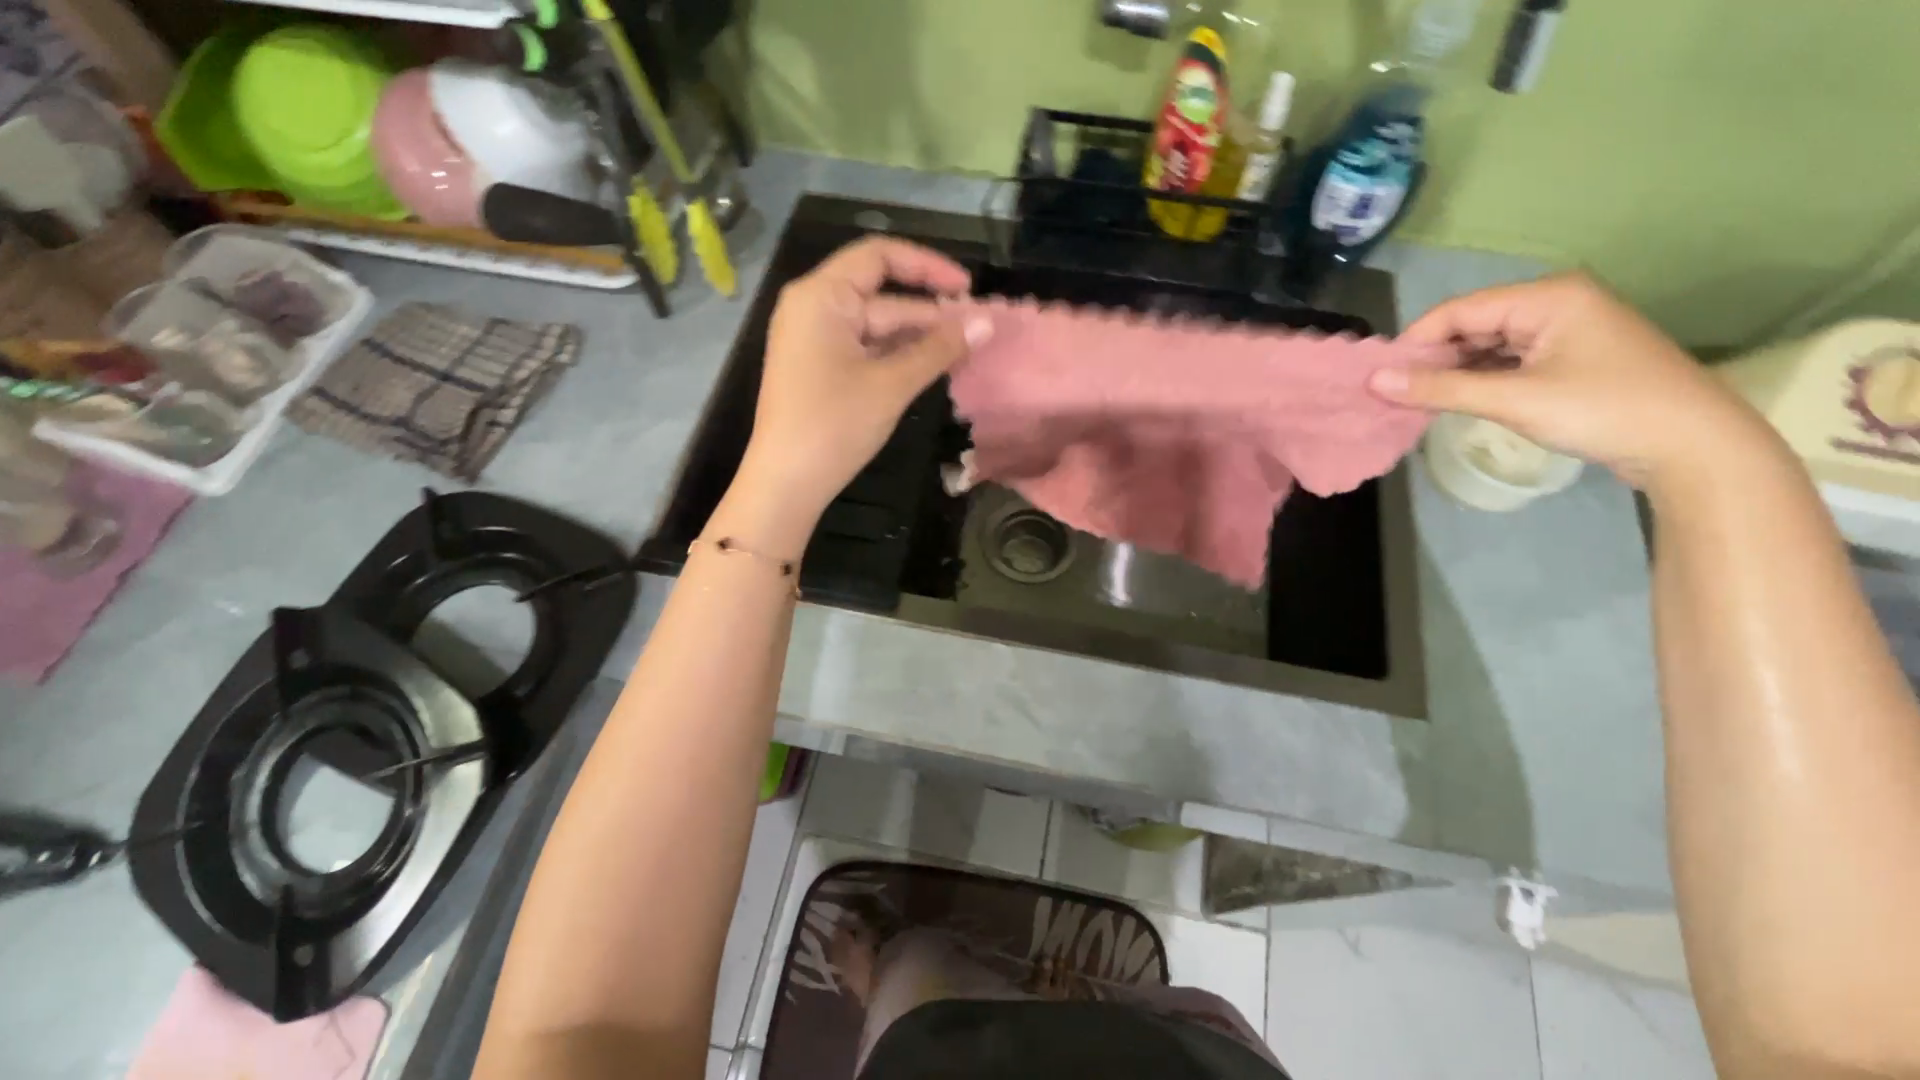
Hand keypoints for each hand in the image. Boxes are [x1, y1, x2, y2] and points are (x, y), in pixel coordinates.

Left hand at [727, 237, 991, 546]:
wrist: (786, 482)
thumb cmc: (834, 425)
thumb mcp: (892, 384)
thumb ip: (939, 349)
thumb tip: (987, 323)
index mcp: (821, 296)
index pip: (879, 256)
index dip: (928, 266)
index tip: (967, 289)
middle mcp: (813, 307)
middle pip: (881, 294)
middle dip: (930, 312)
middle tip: (979, 331)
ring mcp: (814, 338)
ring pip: (876, 324)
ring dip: (918, 336)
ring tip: (966, 350)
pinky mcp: (818, 366)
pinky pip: (865, 346)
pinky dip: (898, 354)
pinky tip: (934, 365)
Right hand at [1368, 273, 1771, 491]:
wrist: (1693, 445)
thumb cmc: (1603, 411)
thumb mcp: (1515, 400)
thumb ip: (1442, 390)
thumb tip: (1375, 381)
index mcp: (1547, 296)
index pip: (1460, 309)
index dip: (1416, 340)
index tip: (1381, 376)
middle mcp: (1557, 301)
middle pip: (1475, 323)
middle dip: (1435, 357)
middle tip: (1397, 393)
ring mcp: (1569, 329)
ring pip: (1492, 343)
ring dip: (1457, 370)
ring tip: (1420, 400)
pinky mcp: (1575, 356)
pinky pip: (1513, 358)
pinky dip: (1484, 377)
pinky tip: (1461, 399)